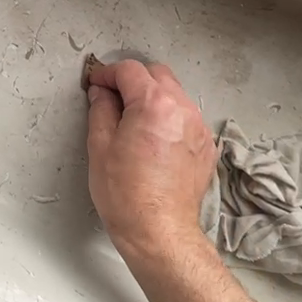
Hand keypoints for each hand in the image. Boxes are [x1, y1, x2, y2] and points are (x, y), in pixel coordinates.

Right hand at [85, 59, 216, 257]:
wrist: (158, 231)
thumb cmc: (127, 195)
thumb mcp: (99, 146)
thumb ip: (100, 110)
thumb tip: (101, 94)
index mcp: (154, 105)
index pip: (129, 70)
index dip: (107, 73)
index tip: (96, 83)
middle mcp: (182, 110)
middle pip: (157, 74)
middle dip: (132, 80)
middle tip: (111, 97)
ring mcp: (198, 128)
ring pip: (174, 94)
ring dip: (151, 97)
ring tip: (130, 119)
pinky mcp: (205, 146)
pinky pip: (185, 117)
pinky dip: (167, 116)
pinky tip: (150, 137)